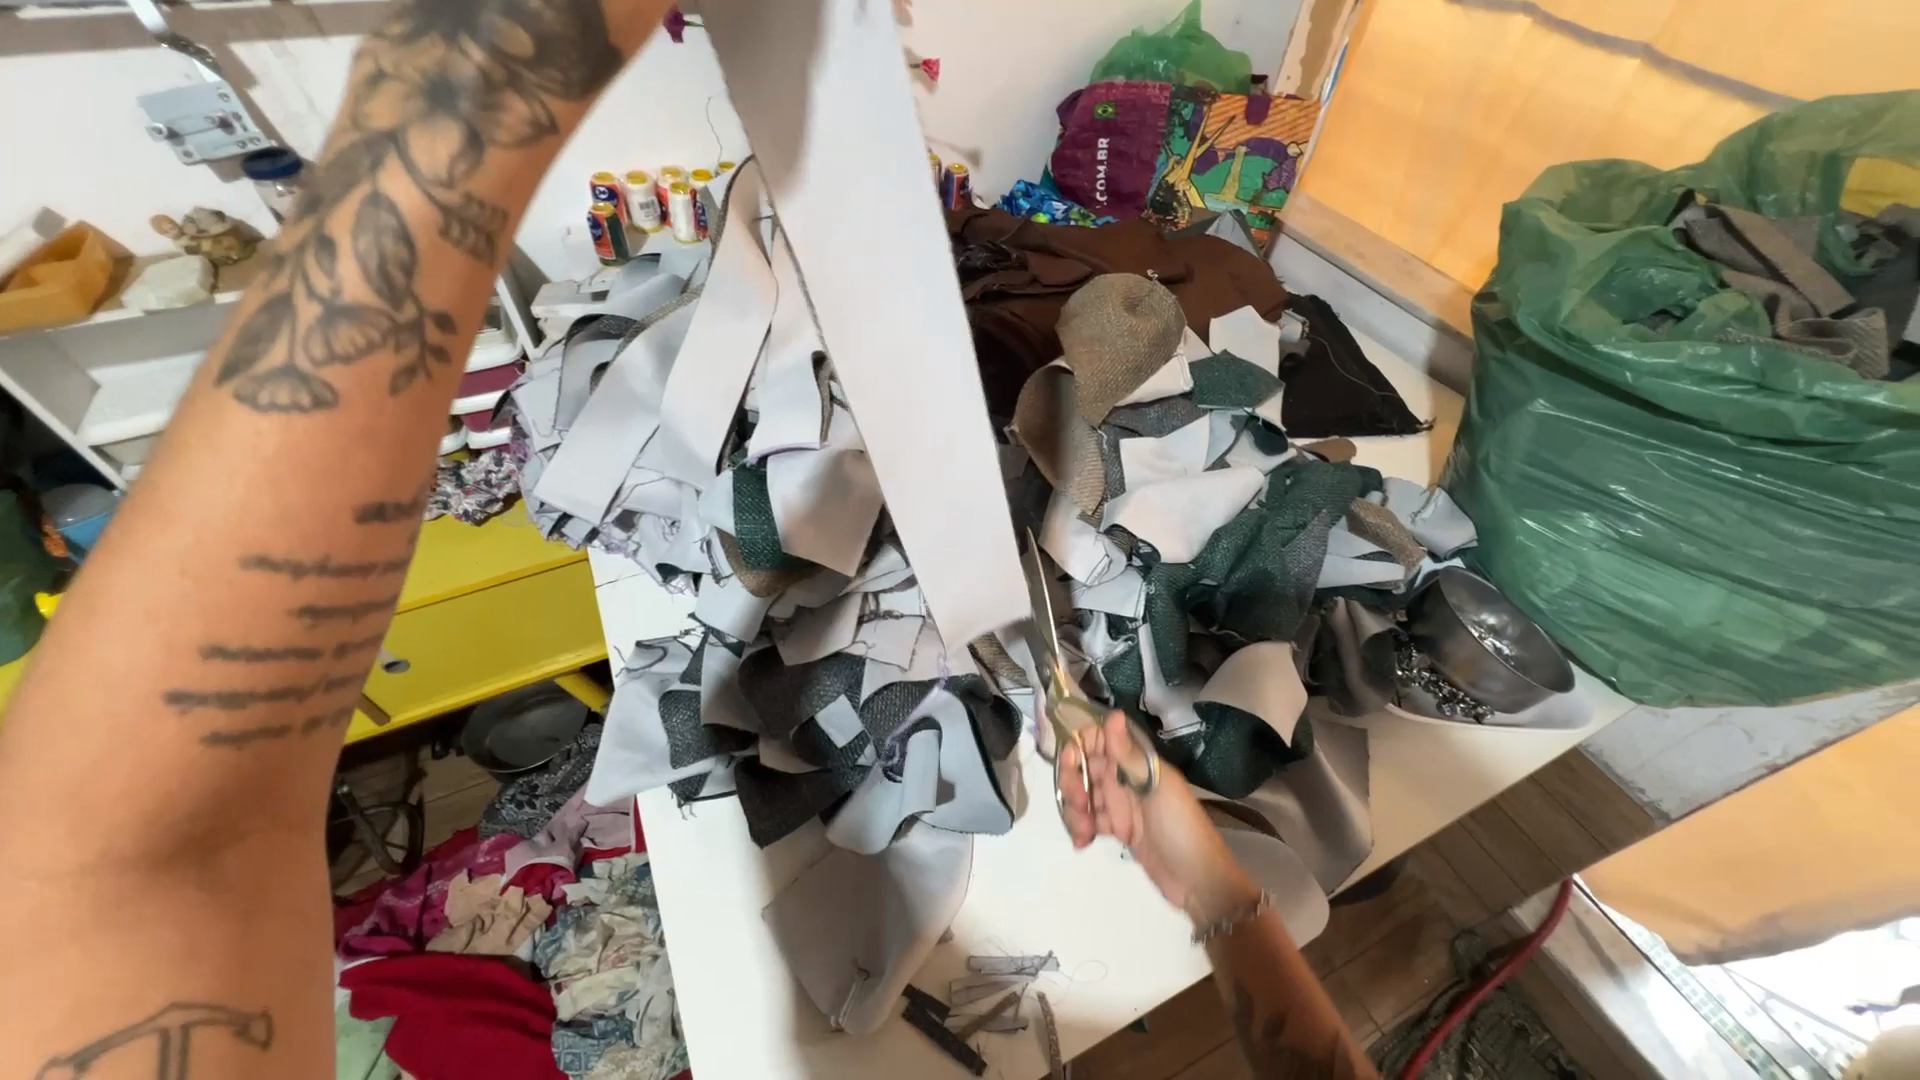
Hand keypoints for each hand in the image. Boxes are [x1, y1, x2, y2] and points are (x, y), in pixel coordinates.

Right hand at [1059, 711, 1262, 925]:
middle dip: (1072, 783)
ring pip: (1083, 796)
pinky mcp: (1118, 829)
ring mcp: (1121, 804)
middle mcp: (1125, 778)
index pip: (1098, 740)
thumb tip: (1113, 714)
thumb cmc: (1181, 827)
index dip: (1079, 746)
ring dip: (1074, 811)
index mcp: (1137, 762)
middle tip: (1079, 804)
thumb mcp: (1157, 788)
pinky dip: (1081, 829)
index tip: (1071, 763)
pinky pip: (1089, 821)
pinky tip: (1083, 843)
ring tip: (1084, 832)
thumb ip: (1129, 754)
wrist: (1199, 881)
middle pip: (1084, 768)